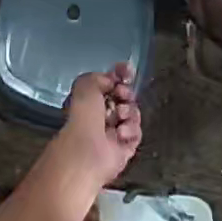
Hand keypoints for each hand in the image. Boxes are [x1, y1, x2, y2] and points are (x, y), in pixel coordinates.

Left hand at [51, 64, 142, 185]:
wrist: (88, 149)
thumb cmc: (84, 114)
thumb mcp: (86, 84)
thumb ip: (102, 77)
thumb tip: (113, 81)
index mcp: (92, 95)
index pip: (111, 80)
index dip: (120, 74)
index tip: (128, 71)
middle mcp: (104, 111)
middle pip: (126, 95)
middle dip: (126, 92)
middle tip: (121, 94)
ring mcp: (116, 128)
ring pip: (133, 112)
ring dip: (129, 111)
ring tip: (119, 116)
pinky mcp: (127, 146)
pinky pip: (137, 132)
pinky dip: (131, 130)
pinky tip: (121, 134)